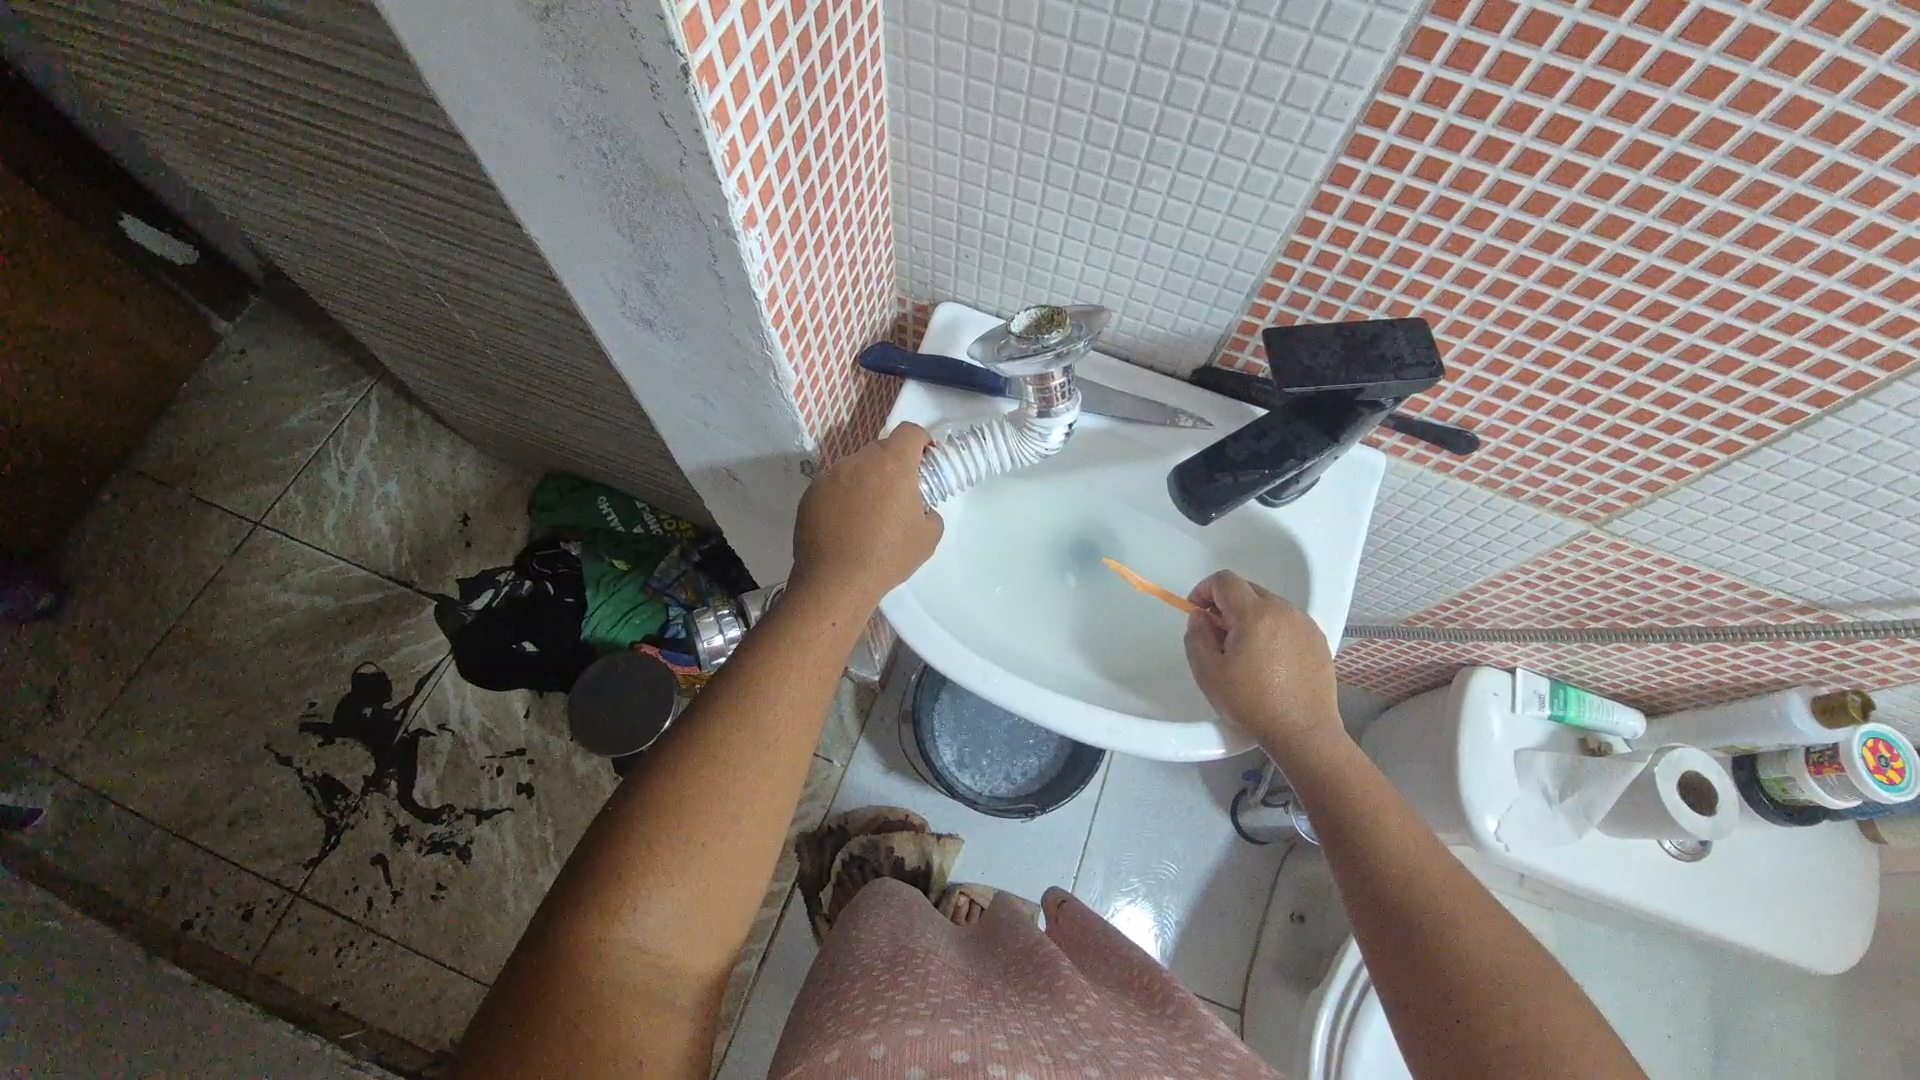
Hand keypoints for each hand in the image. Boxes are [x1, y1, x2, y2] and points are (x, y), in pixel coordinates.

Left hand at [790, 422, 943, 607]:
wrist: (835, 581)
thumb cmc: (888, 557)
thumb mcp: (928, 538)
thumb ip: (930, 512)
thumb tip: (920, 509)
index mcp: (892, 465)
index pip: (909, 431)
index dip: (920, 441)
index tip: (924, 460)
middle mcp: (859, 461)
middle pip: (880, 449)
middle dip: (892, 465)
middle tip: (897, 495)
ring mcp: (830, 475)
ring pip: (854, 467)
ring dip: (865, 480)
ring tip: (867, 514)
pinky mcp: (810, 493)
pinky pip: (833, 485)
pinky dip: (842, 496)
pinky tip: (844, 525)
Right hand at [1184, 570, 1343, 758]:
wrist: (1303, 732)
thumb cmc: (1252, 704)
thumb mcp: (1208, 673)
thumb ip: (1196, 636)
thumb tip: (1201, 617)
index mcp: (1255, 615)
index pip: (1224, 581)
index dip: (1203, 590)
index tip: (1197, 613)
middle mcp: (1284, 610)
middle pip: (1247, 589)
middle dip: (1226, 605)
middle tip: (1218, 636)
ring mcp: (1305, 624)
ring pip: (1268, 605)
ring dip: (1250, 617)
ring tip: (1245, 652)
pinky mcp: (1318, 639)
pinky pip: (1287, 621)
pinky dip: (1271, 629)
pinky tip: (1269, 661)